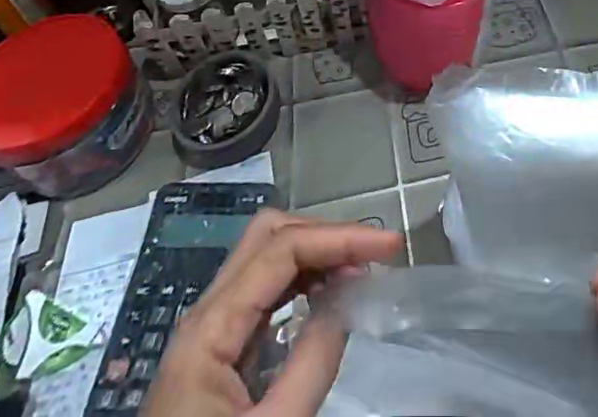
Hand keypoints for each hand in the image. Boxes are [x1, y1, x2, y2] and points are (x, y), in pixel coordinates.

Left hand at [141, 211, 403, 416]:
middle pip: (268, 237)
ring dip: (316, 253)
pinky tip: (330, 295)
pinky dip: (303, 281)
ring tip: (362, 268)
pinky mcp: (221, 351)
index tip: (390, 245)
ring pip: (266, 259)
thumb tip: (347, 301)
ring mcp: (212, 330)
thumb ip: (312, 363)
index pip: (281, 249)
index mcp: (210, 326)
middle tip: (373, 252)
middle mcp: (207, 312)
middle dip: (325, 234)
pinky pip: (265, 294)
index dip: (339, 237)